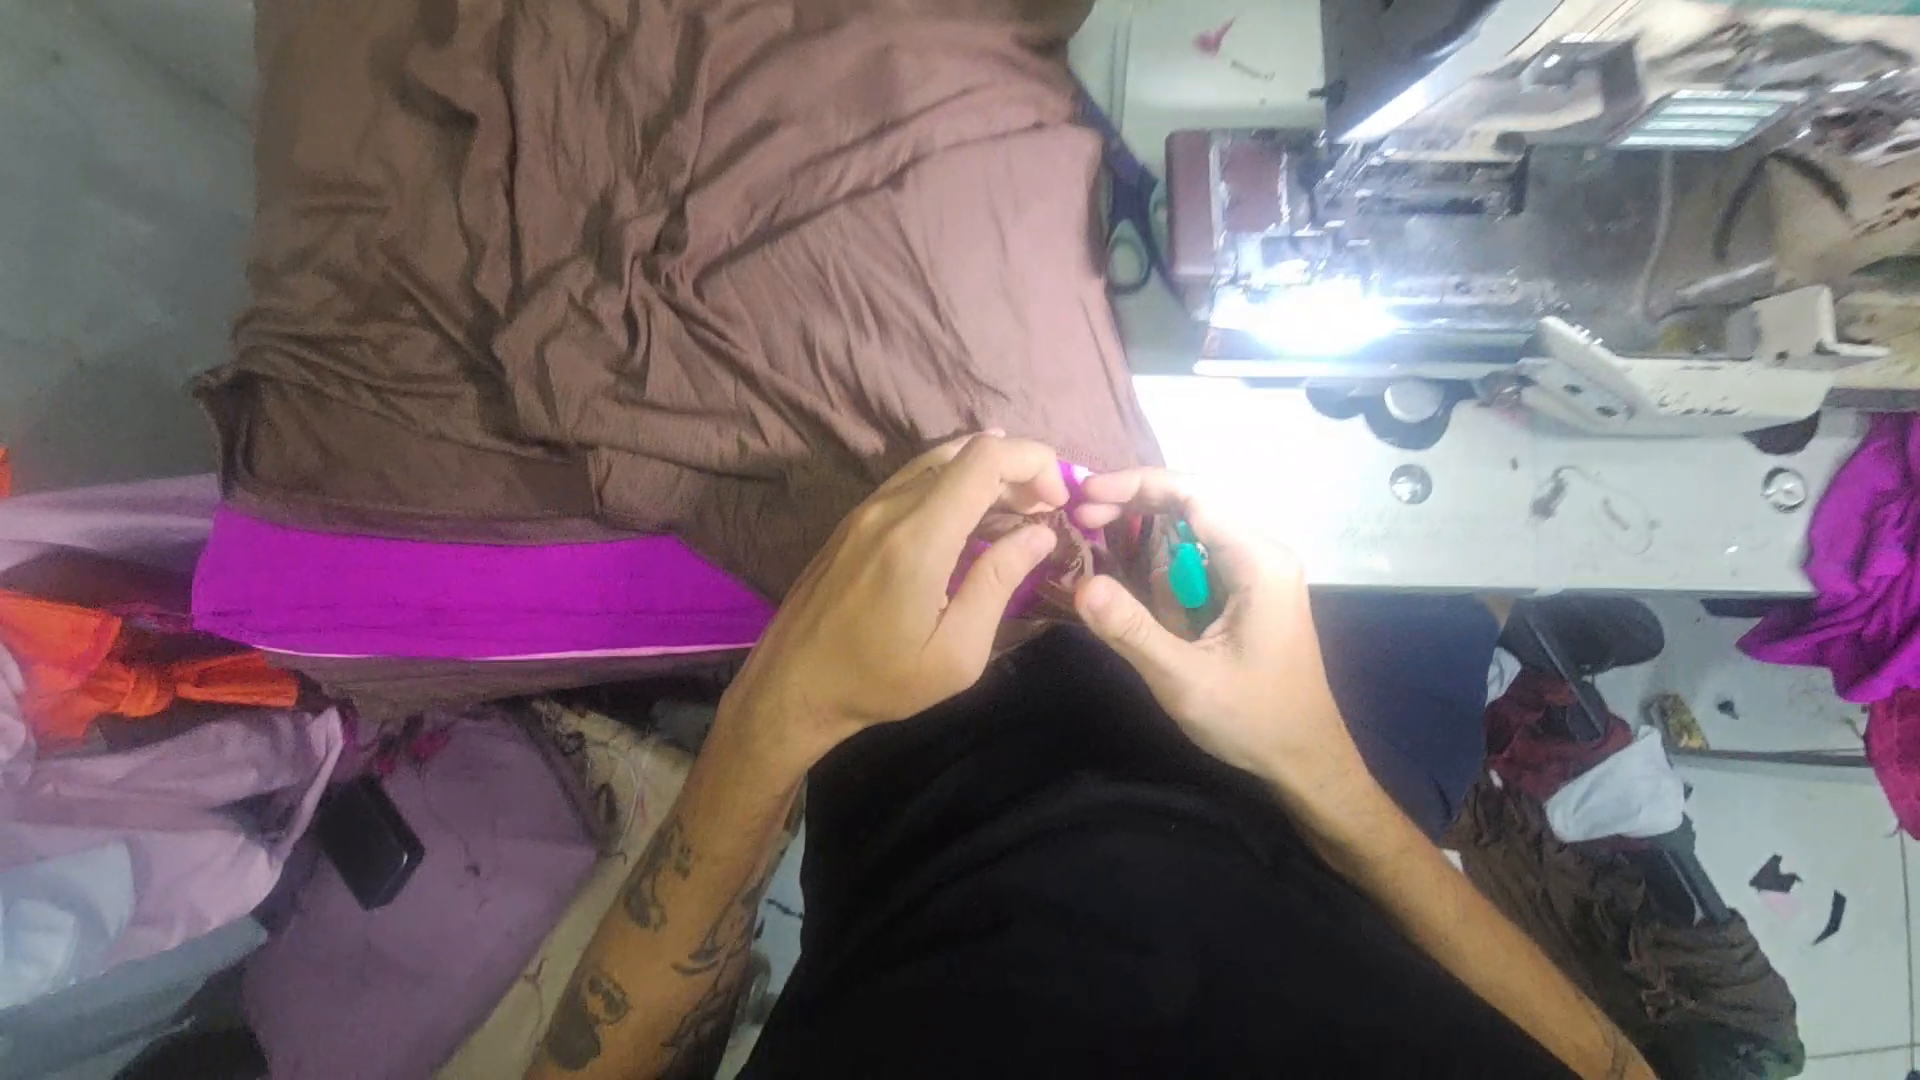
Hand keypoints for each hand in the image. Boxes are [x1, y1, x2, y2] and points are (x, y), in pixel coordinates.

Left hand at [722, 434, 1068, 765]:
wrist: (793, 685)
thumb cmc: (879, 681)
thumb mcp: (955, 654)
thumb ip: (998, 584)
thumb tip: (1040, 533)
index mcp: (919, 538)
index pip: (985, 459)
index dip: (1033, 462)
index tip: (1058, 500)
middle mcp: (890, 508)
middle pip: (966, 452)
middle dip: (1017, 468)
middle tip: (1045, 510)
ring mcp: (867, 509)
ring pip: (938, 460)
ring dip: (986, 474)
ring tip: (1017, 511)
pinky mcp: (855, 519)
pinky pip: (913, 479)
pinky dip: (954, 483)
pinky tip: (972, 512)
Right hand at [1069, 469, 1366, 798]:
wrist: (1305, 760)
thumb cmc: (1254, 720)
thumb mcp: (1185, 680)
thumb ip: (1132, 630)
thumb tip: (1081, 584)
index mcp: (1258, 561)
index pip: (1192, 495)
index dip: (1134, 485)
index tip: (1085, 495)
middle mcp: (1261, 552)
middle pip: (1189, 504)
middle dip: (1132, 508)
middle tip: (1081, 521)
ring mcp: (1256, 569)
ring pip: (1187, 533)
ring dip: (1144, 545)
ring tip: (1104, 557)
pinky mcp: (1245, 589)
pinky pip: (1195, 561)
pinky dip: (1160, 569)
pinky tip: (1142, 594)